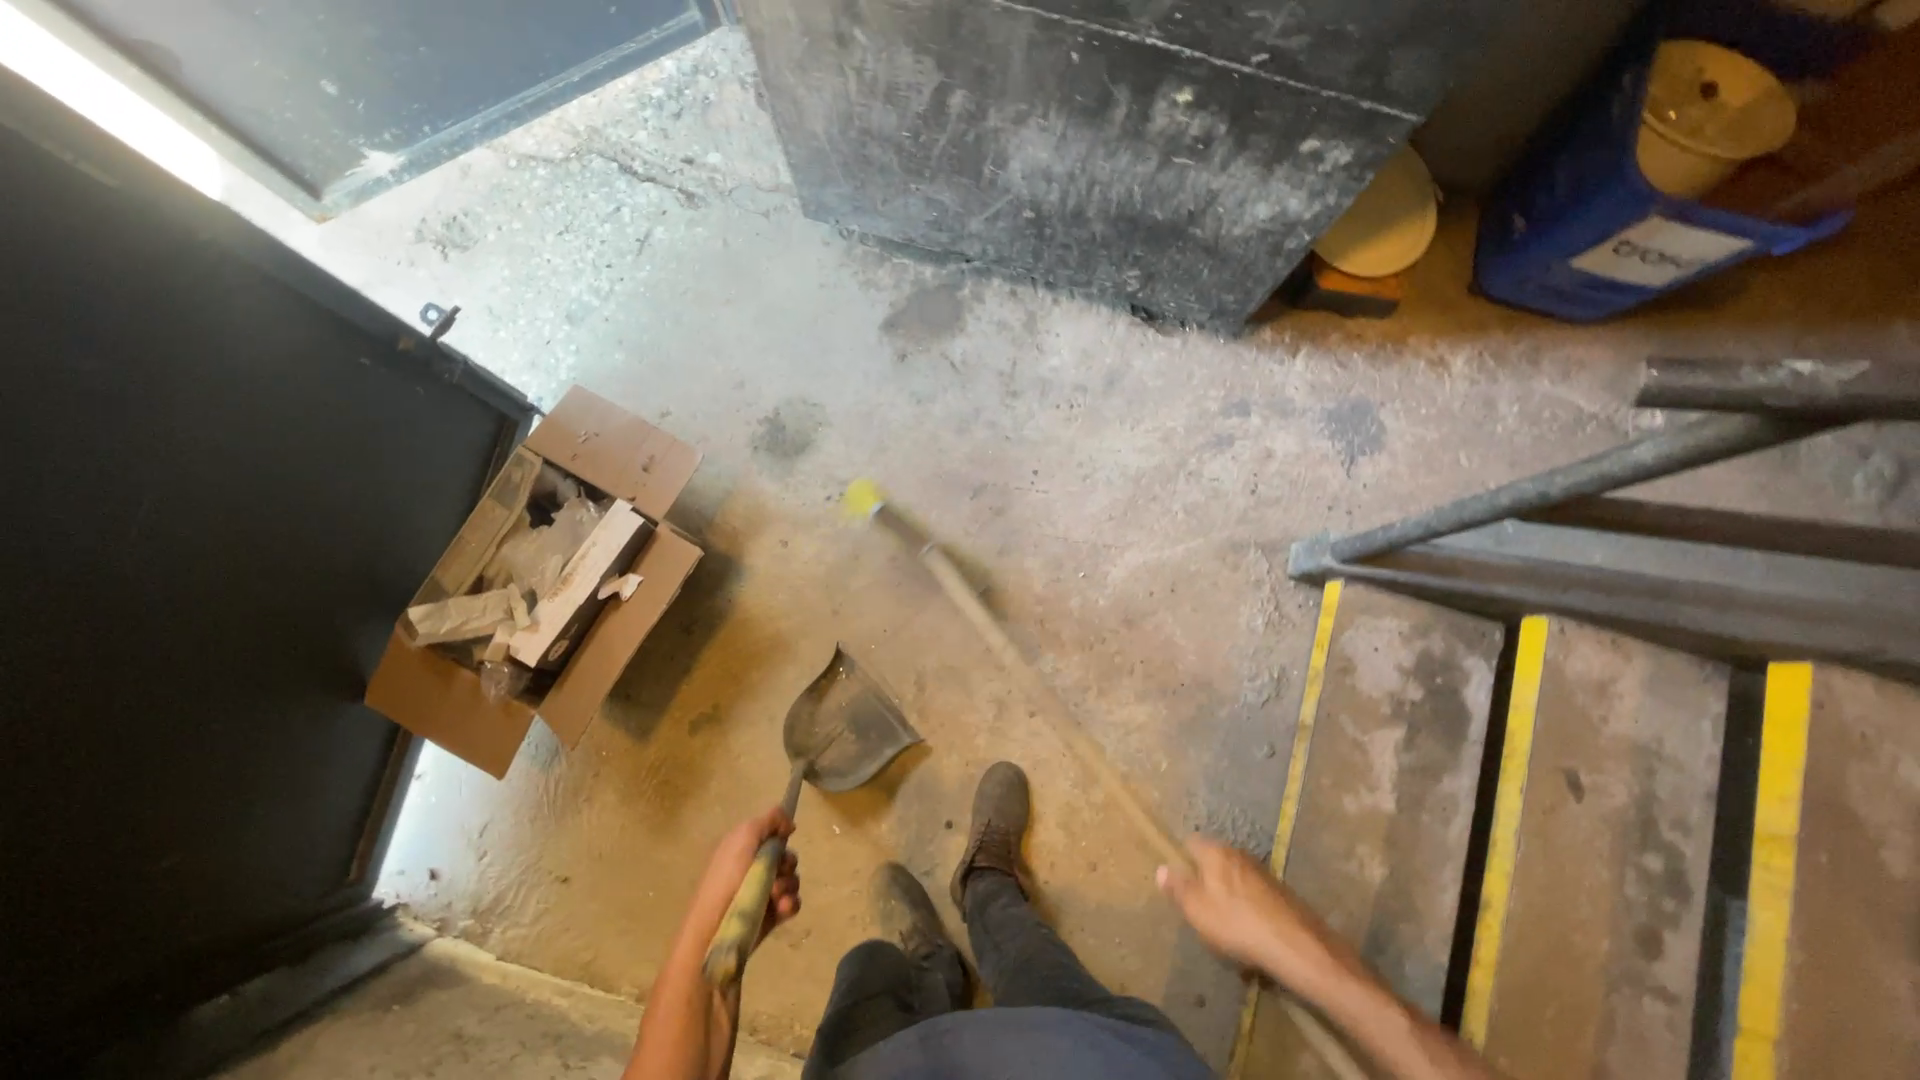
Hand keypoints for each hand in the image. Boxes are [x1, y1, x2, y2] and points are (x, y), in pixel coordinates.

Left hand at [683, 807, 801, 947]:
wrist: (716, 925)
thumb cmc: (728, 876)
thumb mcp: (745, 835)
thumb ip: (770, 820)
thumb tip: (789, 824)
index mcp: (744, 848)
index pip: (772, 835)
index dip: (781, 835)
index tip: (785, 836)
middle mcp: (754, 868)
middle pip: (786, 857)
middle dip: (787, 862)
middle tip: (778, 870)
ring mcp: (764, 892)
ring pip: (792, 879)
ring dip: (788, 884)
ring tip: (775, 895)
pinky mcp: (772, 914)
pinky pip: (793, 902)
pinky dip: (790, 903)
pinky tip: (781, 907)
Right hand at [1157, 835, 1346, 995]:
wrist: (1294, 944)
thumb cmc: (1236, 923)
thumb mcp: (1196, 909)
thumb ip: (1178, 888)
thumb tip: (1161, 868)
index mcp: (1216, 852)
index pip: (1192, 842)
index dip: (1182, 858)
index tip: (1177, 879)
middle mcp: (1239, 854)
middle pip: (1215, 859)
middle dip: (1205, 877)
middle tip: (1197, 904)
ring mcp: (1262, 872)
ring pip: (1235, 877)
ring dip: (1227, 893)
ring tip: (1222, 922)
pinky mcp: (1280, 891)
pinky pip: (1253, 893)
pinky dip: (1246, 906)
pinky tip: (1247, 929)